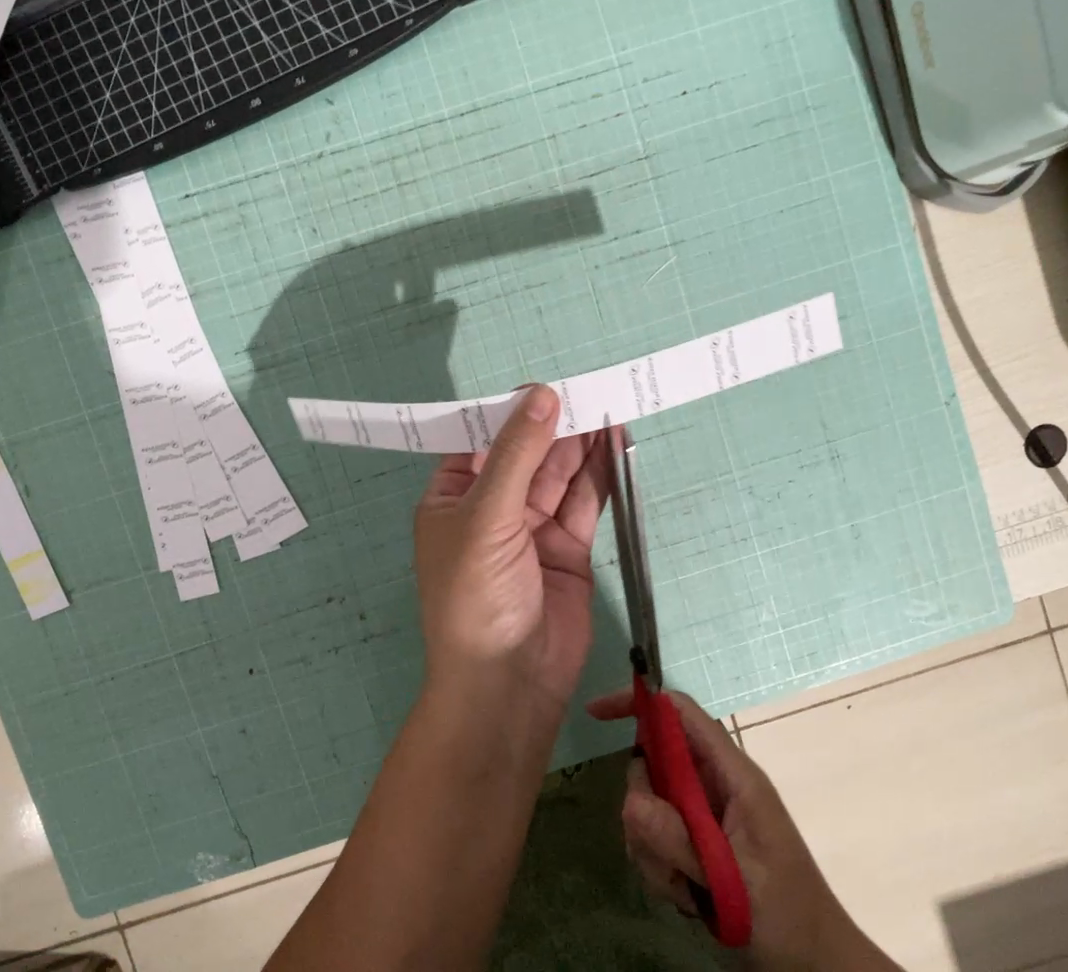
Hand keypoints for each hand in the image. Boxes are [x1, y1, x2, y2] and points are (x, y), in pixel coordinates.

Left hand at [413, 385, 610, 713]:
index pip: (480, 441)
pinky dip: (600, 473)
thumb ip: (517, 455)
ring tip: (609, 401)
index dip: (511, 411)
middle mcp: (490, 509)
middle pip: (525, 453)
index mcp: (452, 498)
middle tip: (590, 385)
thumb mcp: (486, 518)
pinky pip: (583, 502)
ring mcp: (531, 530)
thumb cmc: (475, 597)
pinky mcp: (568, 550)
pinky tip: (615, 441)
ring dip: (581, 442)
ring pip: (558, 474)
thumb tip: (541, 394)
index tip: (545, 383)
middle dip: (554, 423)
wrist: (508, 684)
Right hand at [587, 689, 901, 971]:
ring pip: (645, 806)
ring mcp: (701, 816)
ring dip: (652, 850)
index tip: (596, 714)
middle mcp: (713, 786)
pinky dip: (657, 869)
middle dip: (644, 808)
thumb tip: (630, 801)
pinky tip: (686, 897)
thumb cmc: (786, 914)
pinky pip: (650, 839)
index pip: (679, 714)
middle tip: (666, 853)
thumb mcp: (734, 875)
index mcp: (732, 775)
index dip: (639, 703)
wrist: (811, 964)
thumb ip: (681, 838)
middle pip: (651, 764)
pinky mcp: (693, 844)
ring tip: (685, 889)